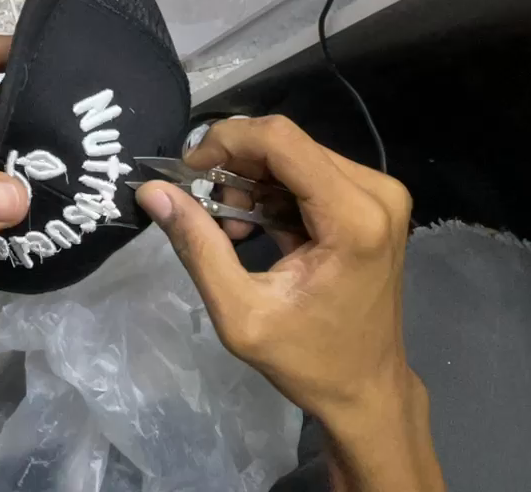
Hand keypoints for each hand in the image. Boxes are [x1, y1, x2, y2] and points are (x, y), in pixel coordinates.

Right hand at [136, 116, 442, 490]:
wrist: (368, 390)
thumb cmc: (309, 361)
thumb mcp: (240, 313)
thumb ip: (198, 246)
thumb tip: (152, 191)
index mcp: (353, 217)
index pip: (280, 139)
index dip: (226, 141)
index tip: (190, 172)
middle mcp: (375, 191)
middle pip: (284, 142)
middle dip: (234, 165)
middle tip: (209, 208)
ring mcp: (378, 192)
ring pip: (291, 151)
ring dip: (250, 178)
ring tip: (233, 227)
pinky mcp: (371, 198)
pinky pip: (306, 168)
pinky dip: (271, 188)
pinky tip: (258, 224)